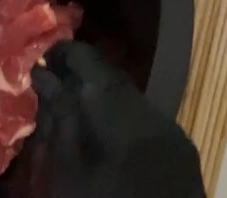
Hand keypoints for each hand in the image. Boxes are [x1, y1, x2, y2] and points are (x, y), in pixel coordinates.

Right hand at [24, 42, 205, 197]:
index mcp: (120, 113)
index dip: (63, 55)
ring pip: (130, 99)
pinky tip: (106, 141)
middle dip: (81, 78)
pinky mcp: (184, 156)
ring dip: (102, 101)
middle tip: (53, 89)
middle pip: (111, 78)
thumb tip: (45, 76)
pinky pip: (146, 121)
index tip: (41, 63)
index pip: (88, 60)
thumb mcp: (67, 172)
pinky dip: (123, 121)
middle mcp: (152, 114)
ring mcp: (173, 135)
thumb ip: (59, 117)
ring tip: (76, 116)